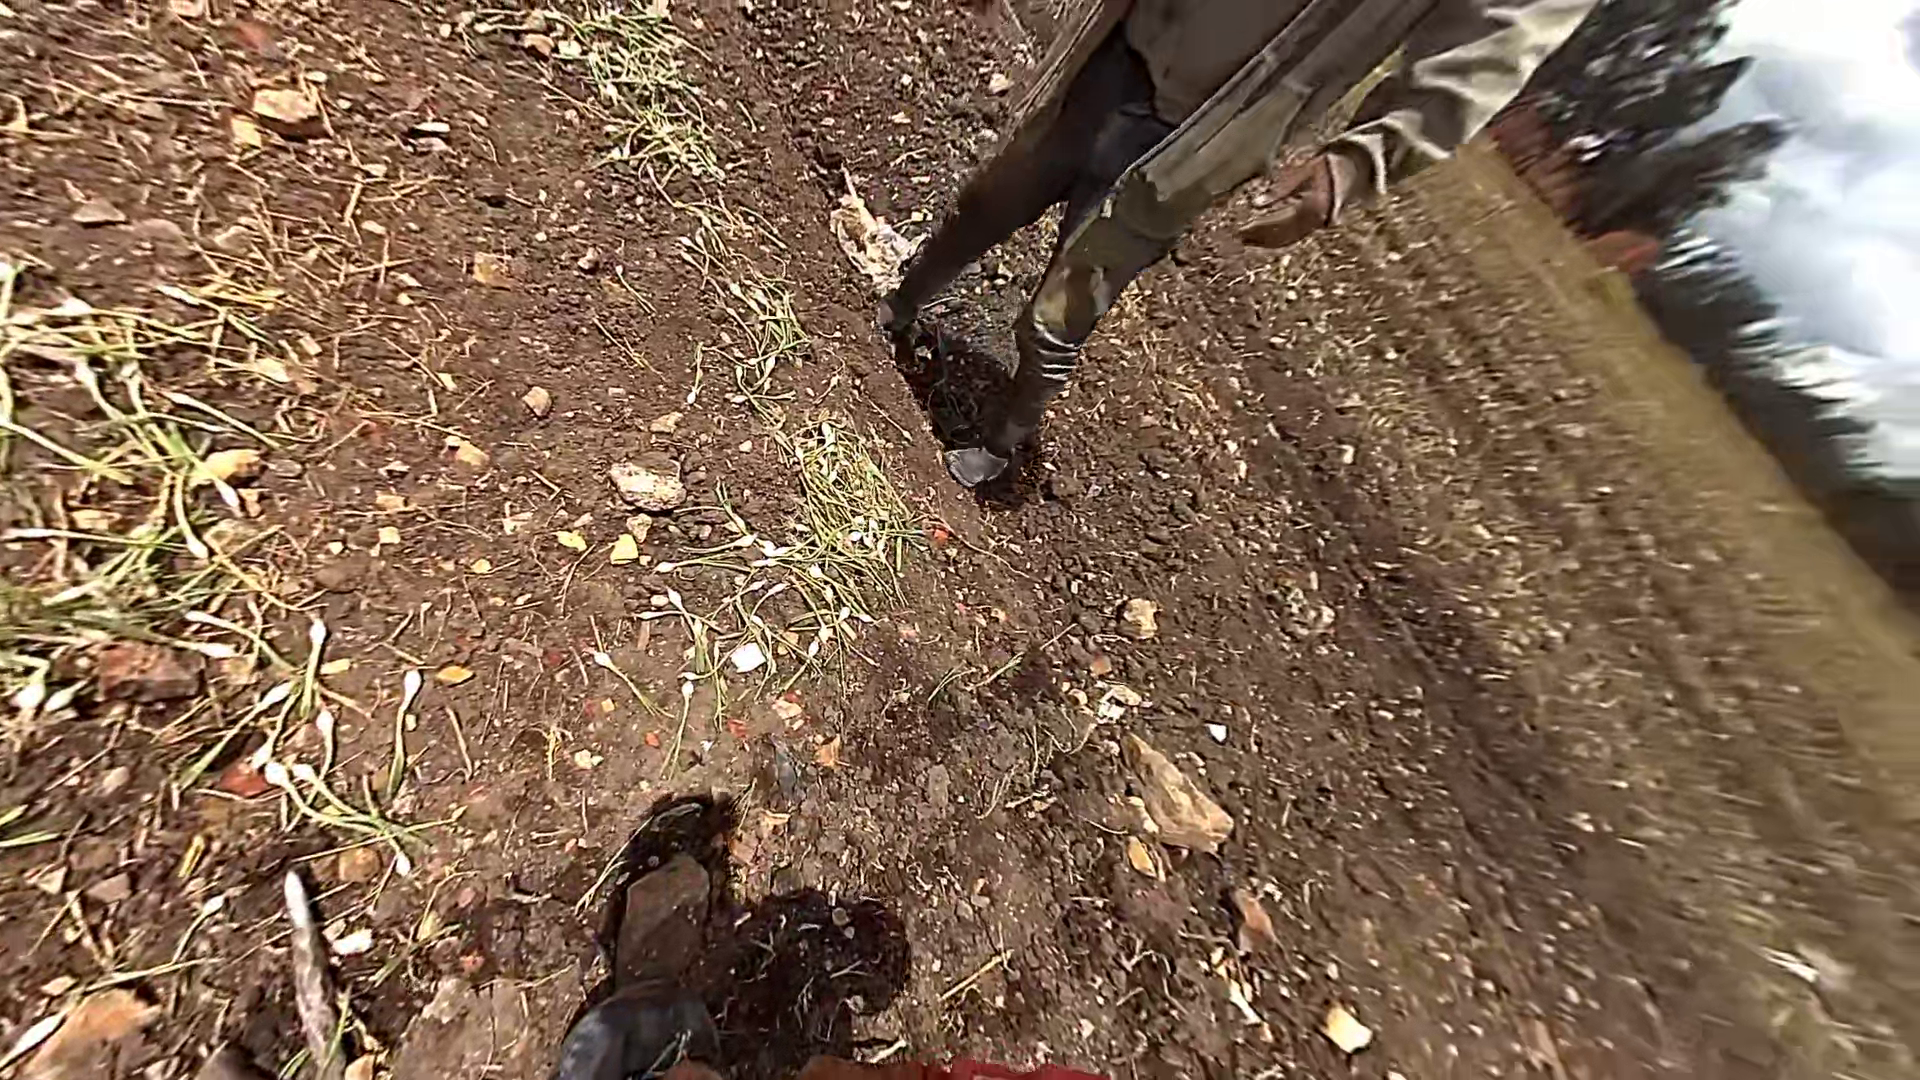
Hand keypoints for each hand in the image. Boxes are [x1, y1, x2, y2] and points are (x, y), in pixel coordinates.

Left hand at [1239, 155, 1336, 248]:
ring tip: (1243, 239)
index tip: (1241, 230)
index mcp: (1313, 206)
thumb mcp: (1302, 171)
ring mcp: (1314, 226)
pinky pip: (1289, 238)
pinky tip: (1257, 239)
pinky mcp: (1311, 228)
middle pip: (1280, 235)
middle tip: (1237, 237)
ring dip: (1263, 242)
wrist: (1351, 170)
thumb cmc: (1324, 166)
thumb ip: (1279, 189)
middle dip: (1258, 237)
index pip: (1279, 223)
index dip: (1259, 228)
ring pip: (1284, 240)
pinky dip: (1273, 241)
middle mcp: (1315, 221)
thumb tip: (1254, 204)